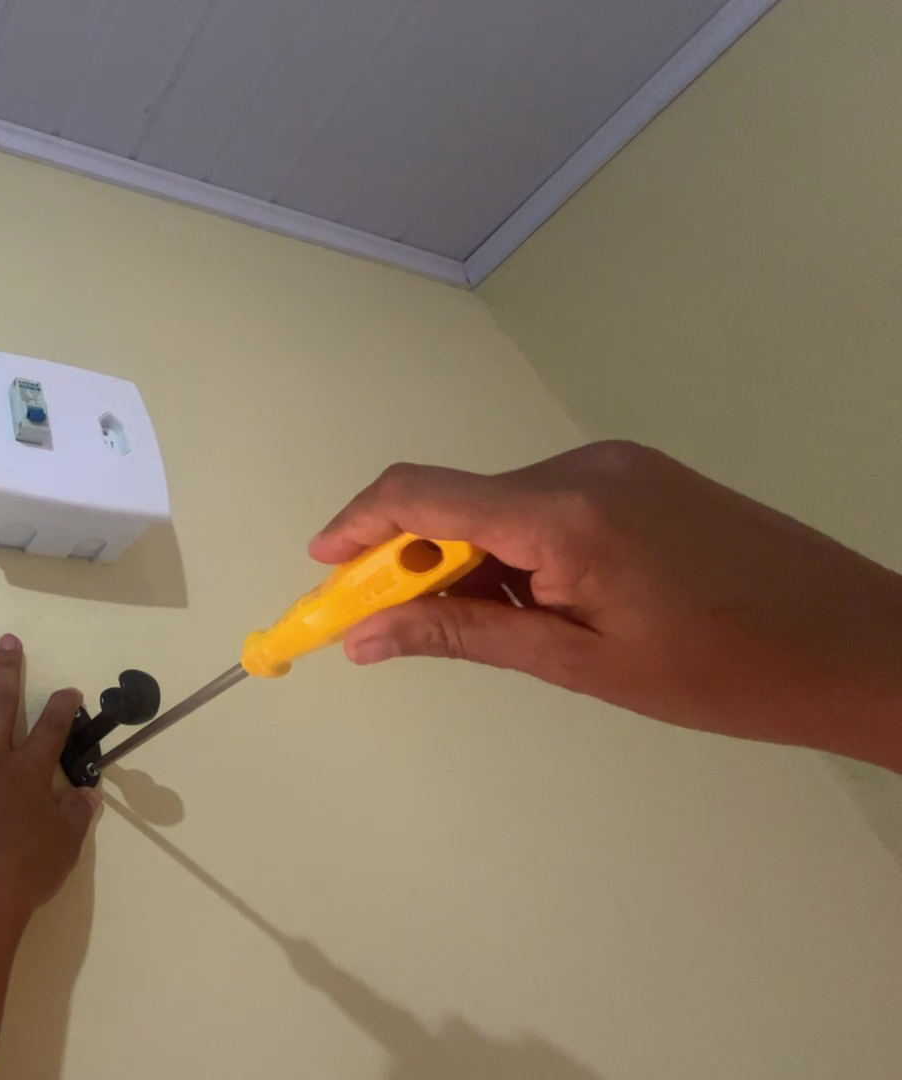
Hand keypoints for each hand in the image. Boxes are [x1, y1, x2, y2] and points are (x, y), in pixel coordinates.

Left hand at [0, 634, 100, 932]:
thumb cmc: (21, 876)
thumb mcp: (64, 847)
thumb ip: (77, 814)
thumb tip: (90, 792)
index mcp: (27, 773)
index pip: (52, 728)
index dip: (63, 706)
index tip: (69, 690)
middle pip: (3, 704)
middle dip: (7, 669)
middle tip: (7, 639)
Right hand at [311, 441, 901, 770]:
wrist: (881, 648)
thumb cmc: (727, 672)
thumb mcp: (575, 663)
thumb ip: (457, 635)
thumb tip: (362, 640)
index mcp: (563, 514)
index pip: (419, 496)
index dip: (354, 526)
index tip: (323, 567)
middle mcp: (577, 470)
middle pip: (446, 501)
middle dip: (399, 557)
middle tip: (383, 615)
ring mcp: (607, 465)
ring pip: (484, 504)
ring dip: (453, 556)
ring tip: (476, 617)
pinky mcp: (627, 474)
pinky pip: (526, 503)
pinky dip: (497, 546)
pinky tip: (526, 593)